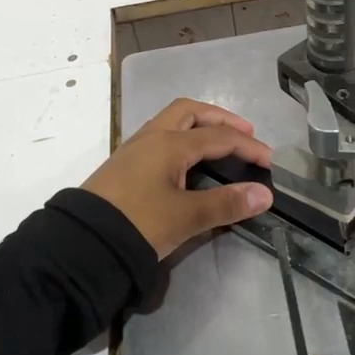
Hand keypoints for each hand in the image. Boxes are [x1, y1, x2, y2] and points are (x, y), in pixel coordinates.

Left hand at [83, 98, 274, 258]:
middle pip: (189, 111)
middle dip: (219, 118)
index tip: (271, 161)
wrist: (84, 243)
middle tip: (243, 134)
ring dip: (198, 126)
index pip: (219, 136)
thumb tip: (264, 194)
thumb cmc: (138, 223)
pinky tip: (187, 162)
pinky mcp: (124, 165)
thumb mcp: (186, 217)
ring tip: (218, 143)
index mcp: (169, 144)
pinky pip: (159, 138)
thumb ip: (226, 204)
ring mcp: (134, 149)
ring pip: (171, 122)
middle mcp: (151, 137)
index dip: (248, 146)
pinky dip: (181, 140)